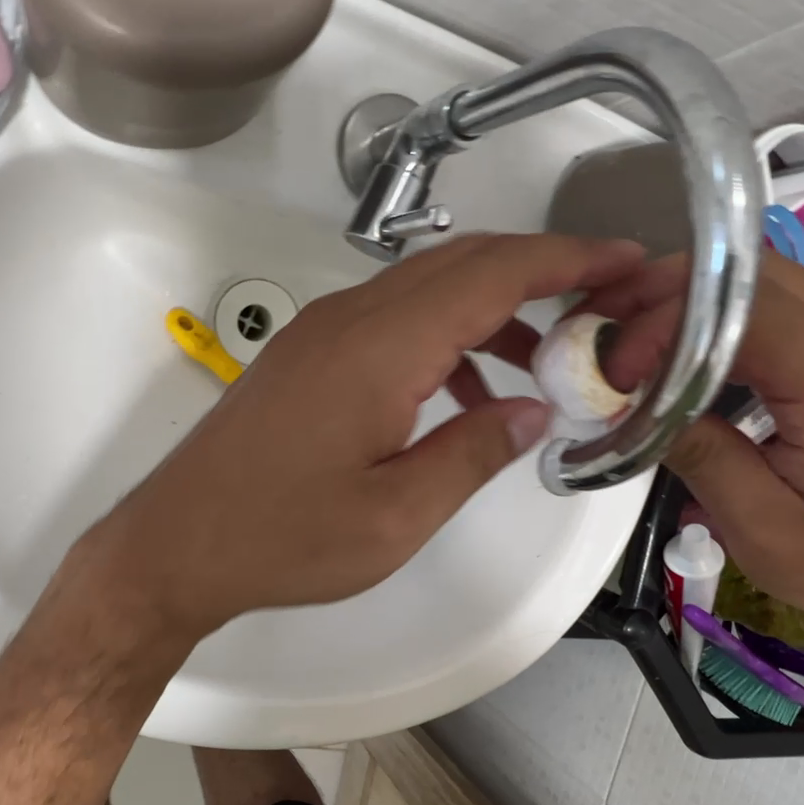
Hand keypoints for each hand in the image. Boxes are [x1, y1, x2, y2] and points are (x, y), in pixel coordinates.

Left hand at [77, 234, 645, 642]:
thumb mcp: (396, 515)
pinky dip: (442, 338)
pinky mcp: (304, 356)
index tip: (627, 260)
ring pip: (425, 290)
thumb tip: (533, 410)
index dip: (567, 260)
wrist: (176, 545)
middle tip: (603, 300)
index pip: (492, 273)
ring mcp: (320, 332)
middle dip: (539, 271)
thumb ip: (473, 453)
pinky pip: (389, 321)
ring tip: (543, 364)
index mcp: (379, 347)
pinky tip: (462, 395)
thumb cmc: (282, 538)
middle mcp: (348, 319)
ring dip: (490, 311)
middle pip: (461, 263)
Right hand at [600, 254, 803, 662]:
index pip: (750, 314)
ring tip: (635, 340)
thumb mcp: (764, 530)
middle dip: (672, 291)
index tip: (614, 369)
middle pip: (763, 278)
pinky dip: (730, 324)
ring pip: (778, 288)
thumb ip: (702, 455)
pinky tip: (690, 360)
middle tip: (606, 327)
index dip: (668, 323)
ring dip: (699, 303)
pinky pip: (794, 318)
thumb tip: (636, 403)